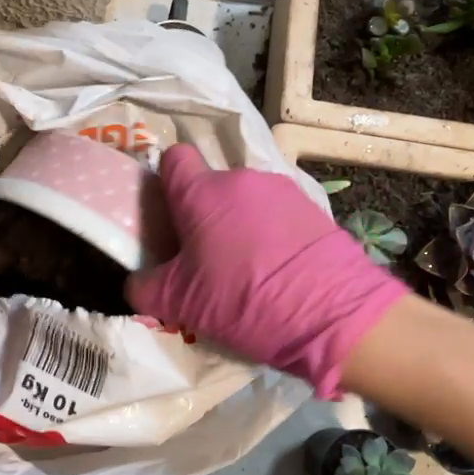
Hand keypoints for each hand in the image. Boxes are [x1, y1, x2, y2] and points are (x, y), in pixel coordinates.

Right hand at [126, 144, 407, 397]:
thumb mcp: (180, 304)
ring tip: (246, 272)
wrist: (338, 316)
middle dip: (203, 217)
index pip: (174, 158)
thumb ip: (145, 289)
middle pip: (210, 187)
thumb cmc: (243, 300)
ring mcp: (281, 190)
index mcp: (201, 192)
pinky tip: (278, 273)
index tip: (168, 216)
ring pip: (244, 202)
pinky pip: (276, 216)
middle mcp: (239, 179)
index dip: (166, 182)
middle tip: (204, 259)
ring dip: (238, 227)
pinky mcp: (313, 209)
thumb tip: (135, 283)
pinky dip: (270, 236)